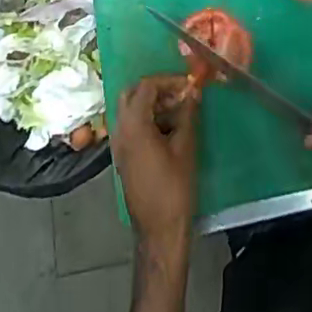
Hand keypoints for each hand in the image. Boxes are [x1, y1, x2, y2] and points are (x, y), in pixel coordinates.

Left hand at [113, 75, 199, 311]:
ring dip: (152, 104)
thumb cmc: (174, 187)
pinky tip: (170, 129)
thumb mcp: (185, 146)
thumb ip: (188, 113)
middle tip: (180, 94)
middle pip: (132, 94)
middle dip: (156, 89)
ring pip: (130, 110)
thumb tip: (193, 91)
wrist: (159, 230)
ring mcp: (118, 145)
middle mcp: (119, 131)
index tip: (189, 85)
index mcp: (133, 125)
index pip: (146, 86)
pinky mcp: (123, 157)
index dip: (168, 80)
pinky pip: (131, 126)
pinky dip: (148, 119)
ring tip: (180, 110)